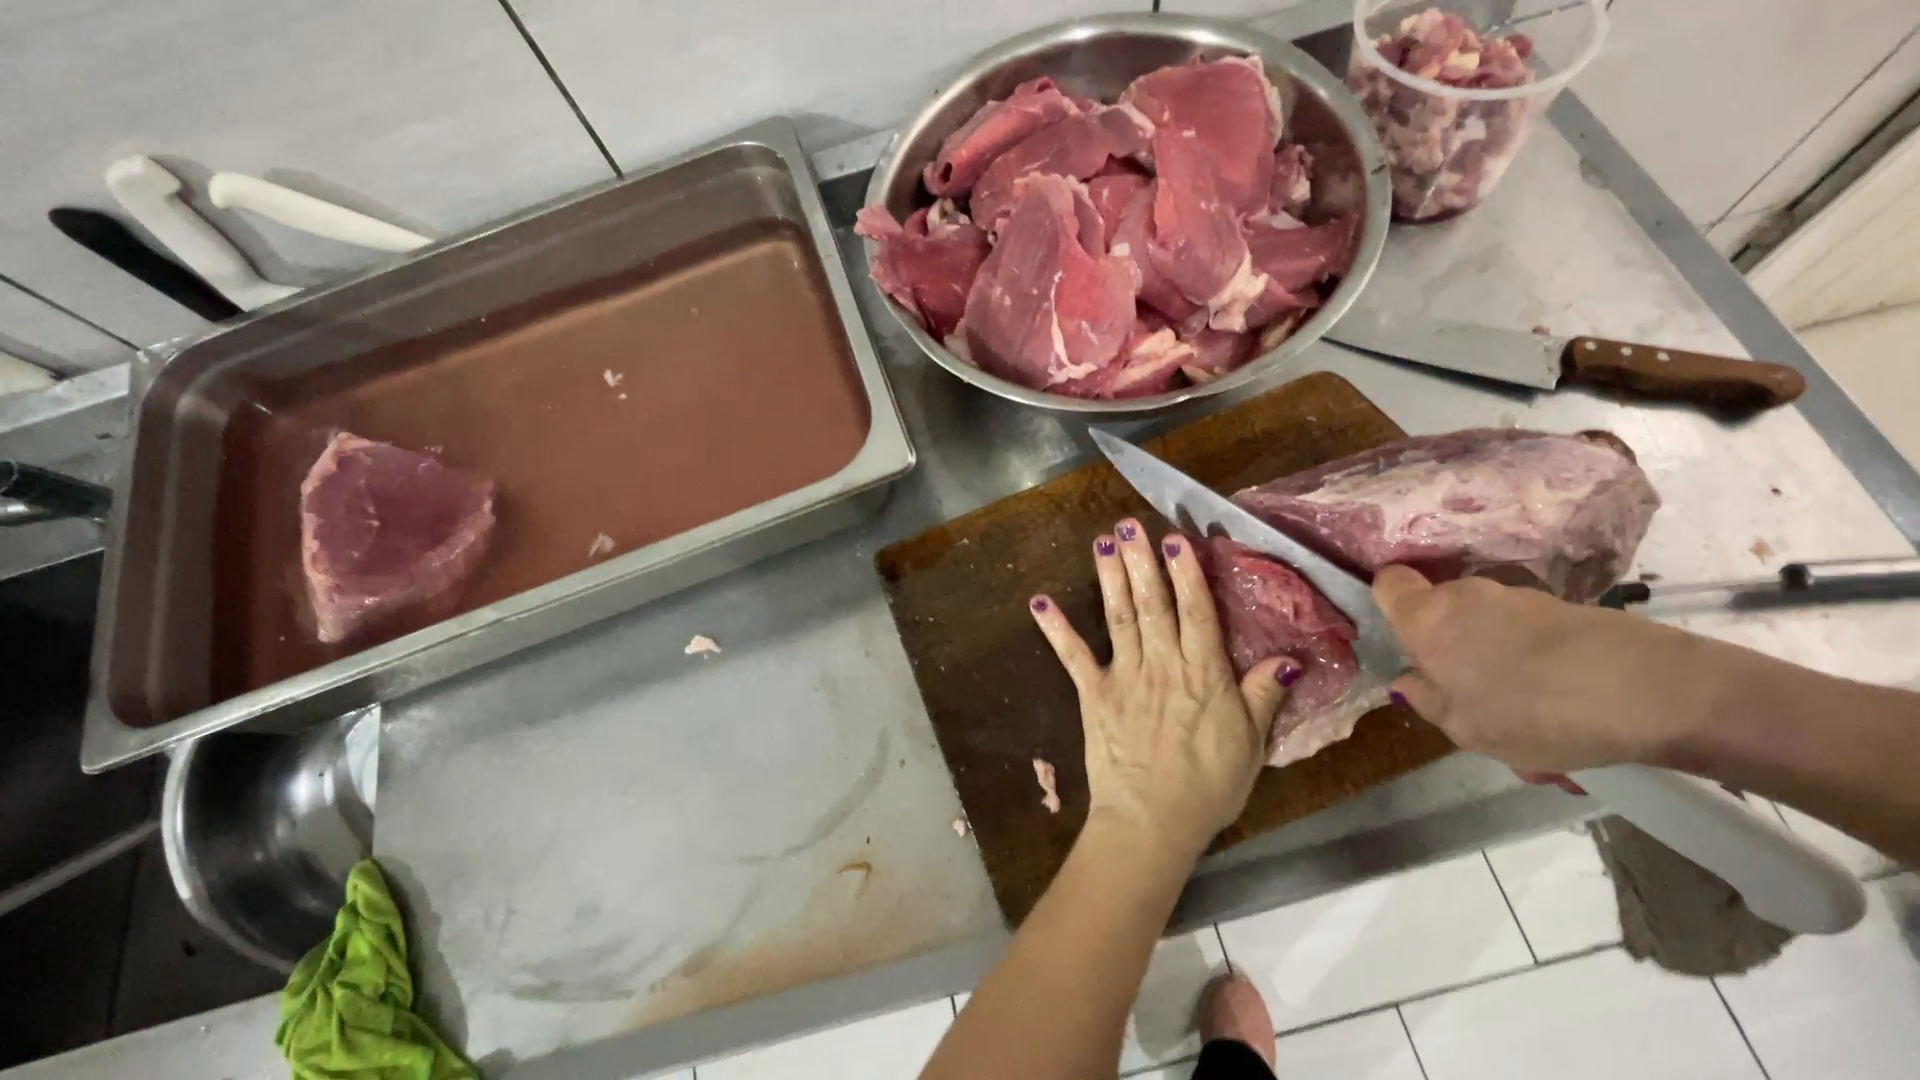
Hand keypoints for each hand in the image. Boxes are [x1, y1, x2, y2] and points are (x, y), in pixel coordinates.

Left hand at [1030, 519, 1293, 857]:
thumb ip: (1264, 695)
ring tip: (1102, 542)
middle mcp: (1162, 664)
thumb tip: (1290, 657)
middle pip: (1152, 603)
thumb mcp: (1251, 743)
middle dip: (1141, 560)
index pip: (1196, 611)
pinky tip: (1040, 602)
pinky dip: (1056, 629)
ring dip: (1109, 578)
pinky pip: (1073, 657)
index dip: (1186, 572)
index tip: (1175, 538)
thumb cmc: (1208, 785)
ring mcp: (1124, 677)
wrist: (1152, 822)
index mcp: (1204, 673)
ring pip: (1117, 617)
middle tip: (1129, 525)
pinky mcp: (1093, 695)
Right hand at [1372, 565, 1718, 773]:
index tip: (1400, 645)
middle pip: (1438, 610)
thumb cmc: (1536, 712)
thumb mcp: (1466, 728)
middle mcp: (1466, 596)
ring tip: (1521, 713)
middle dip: (1445, 647)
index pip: (1387, 583)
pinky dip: (1531, 662)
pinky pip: (1525, 635)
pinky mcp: (1564, 608)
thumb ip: (1426, 700)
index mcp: (1428, 619)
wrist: (1658, 692)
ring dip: (1492, 660)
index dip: (1386, 607)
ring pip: (1484, 626)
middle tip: (1465, 696)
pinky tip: (1559, 706)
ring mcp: (1518, 598)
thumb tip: (1407, 679)